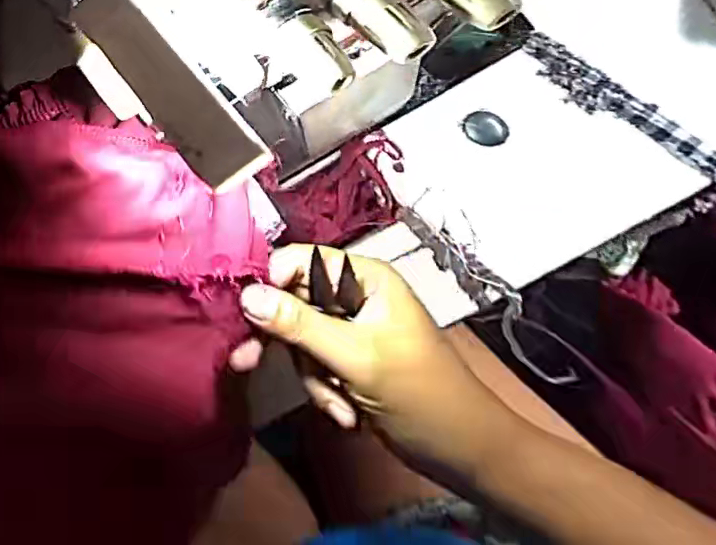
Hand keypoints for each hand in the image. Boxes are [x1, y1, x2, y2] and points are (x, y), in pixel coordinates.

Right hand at [230, 245, 516, 474]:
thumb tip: (247, 295)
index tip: (247, 313)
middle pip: (293, 300)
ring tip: (340, 406)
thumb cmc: (422, 395)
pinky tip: (348, 414)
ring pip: (299, 337)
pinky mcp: (347, 358)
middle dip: (287, 341)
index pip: (300, 261)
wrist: (468, 455)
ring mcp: (350, 327)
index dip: (271, 282)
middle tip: (249, 361)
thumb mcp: (357, 358)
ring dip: (312, 376)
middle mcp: (353, 293)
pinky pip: (312, 363)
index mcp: (363, 277)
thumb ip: (300, 325)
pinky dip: (323, 390)